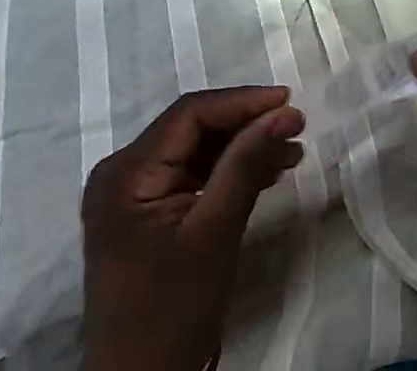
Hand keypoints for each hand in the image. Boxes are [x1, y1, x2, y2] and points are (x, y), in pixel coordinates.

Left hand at [80, 86, 304, 370]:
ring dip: (239, 149)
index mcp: (125, 172)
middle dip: (243, 125)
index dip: (240, 103)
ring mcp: (132, 194)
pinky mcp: (147, 215)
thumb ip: (244, 169)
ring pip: (193, 153)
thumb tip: (283, 114)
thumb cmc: (172, 316)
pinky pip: (189, 178)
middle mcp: (122, 172)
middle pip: (189, 131)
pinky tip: (264, 172)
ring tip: (290, 149)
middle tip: (295, 124)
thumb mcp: (213, 237)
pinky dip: (226, 174)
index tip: (288, 100)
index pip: (187, 116)